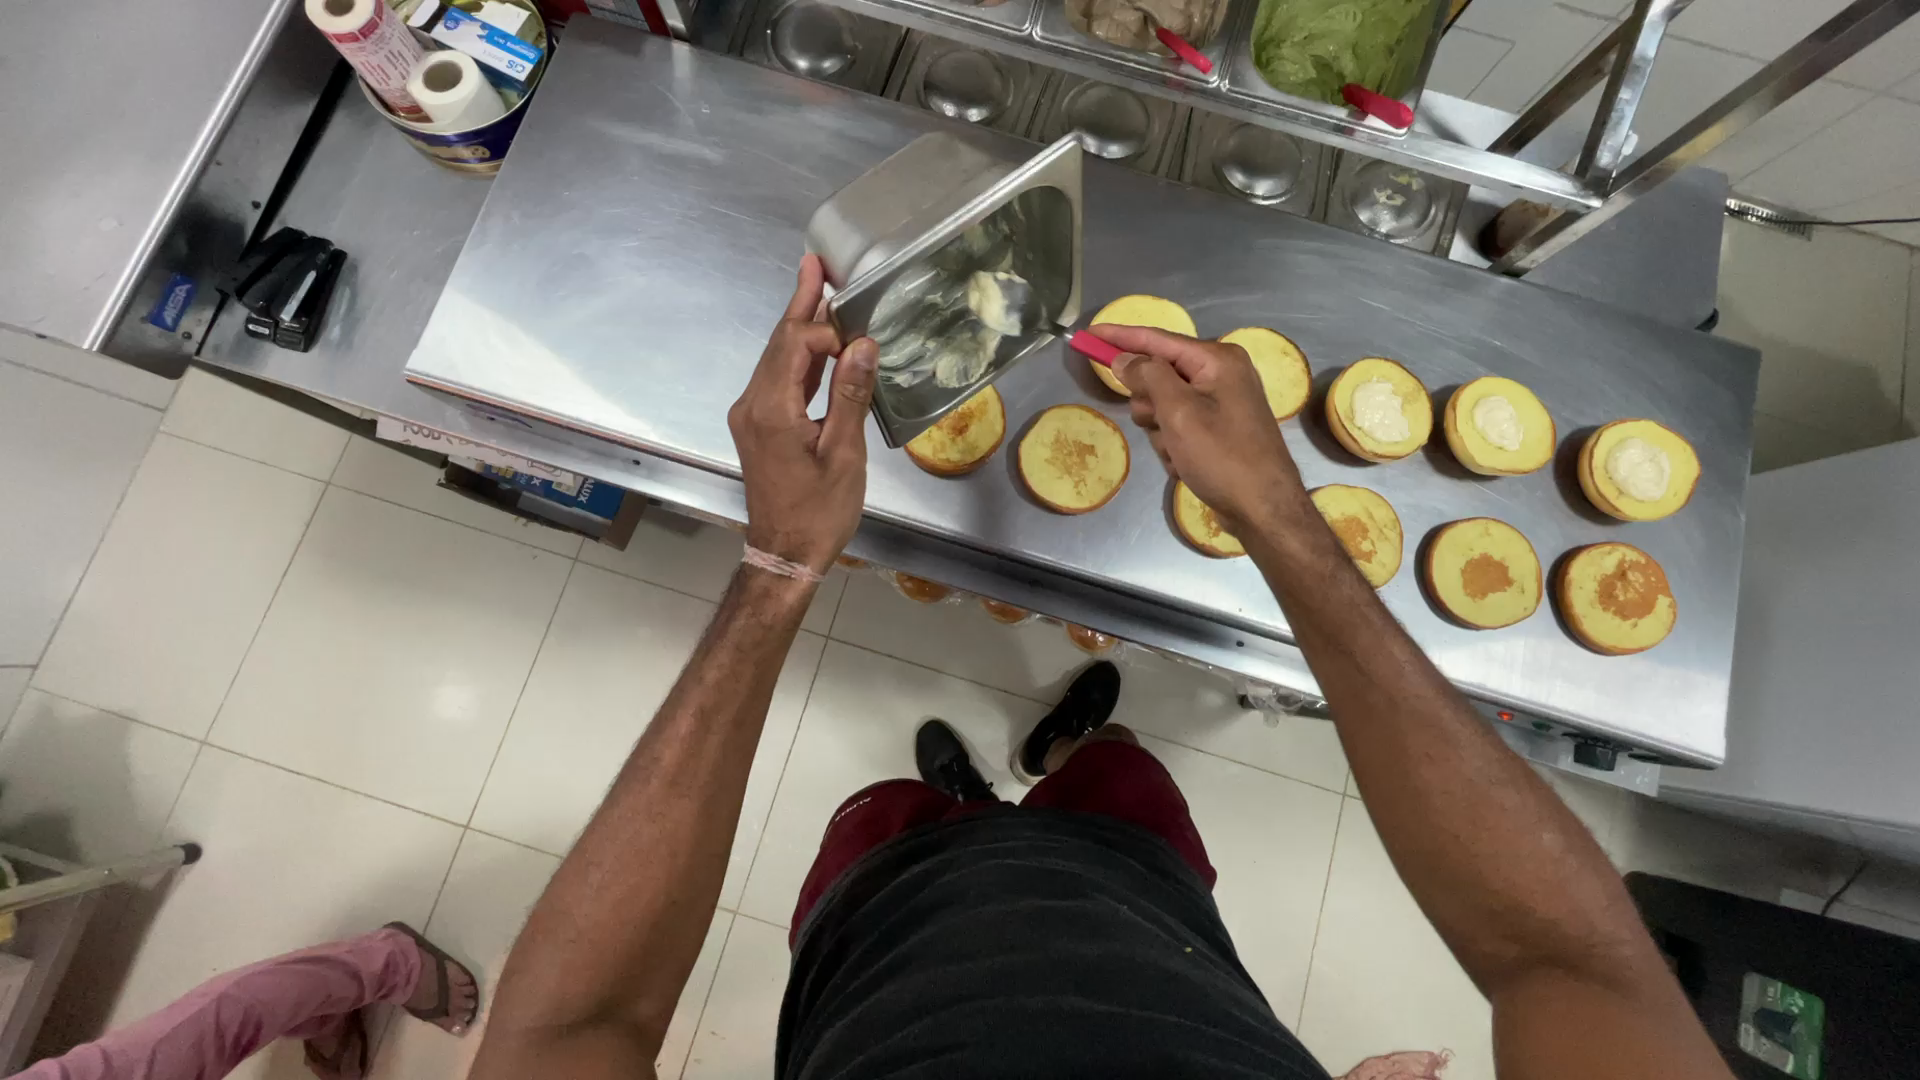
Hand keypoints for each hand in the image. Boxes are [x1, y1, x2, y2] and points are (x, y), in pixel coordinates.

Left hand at [728, 255, 877, 574]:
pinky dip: (800, 361)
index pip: (795, 344)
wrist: (785, 552)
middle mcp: (752, 404)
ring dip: (799, 329)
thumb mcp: (843, 454)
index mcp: (770, 409)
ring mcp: (751, 416)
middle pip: (778, 343)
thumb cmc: (819, 512)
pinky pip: (778, 381)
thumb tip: (862, 345)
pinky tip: (819, 349)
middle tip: (817, 266)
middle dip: (801, 305)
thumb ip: (850, 396)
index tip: (861, 337)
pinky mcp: (757, 427)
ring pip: (776, 359)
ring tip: (818, 290)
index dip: (827, 331)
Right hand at [1092, 324, 1306, 534]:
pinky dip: (1173, 446)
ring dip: (1160, 432)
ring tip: (1179, 452)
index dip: (1119, 338)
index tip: (1087, 336)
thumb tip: (1125, 358)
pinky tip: (1186, 463)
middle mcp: (1220, 374)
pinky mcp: (1216, 429)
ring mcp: (1219, 403)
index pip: (1156, 340)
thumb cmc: (1222, 456)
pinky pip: (1176, 427)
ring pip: (1162, 406)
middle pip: (1157, 376)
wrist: (1261, 508)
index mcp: (1216, 360)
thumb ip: (1149, 377)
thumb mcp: (1179, 412)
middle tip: (1161, 425)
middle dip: (1150, 404)